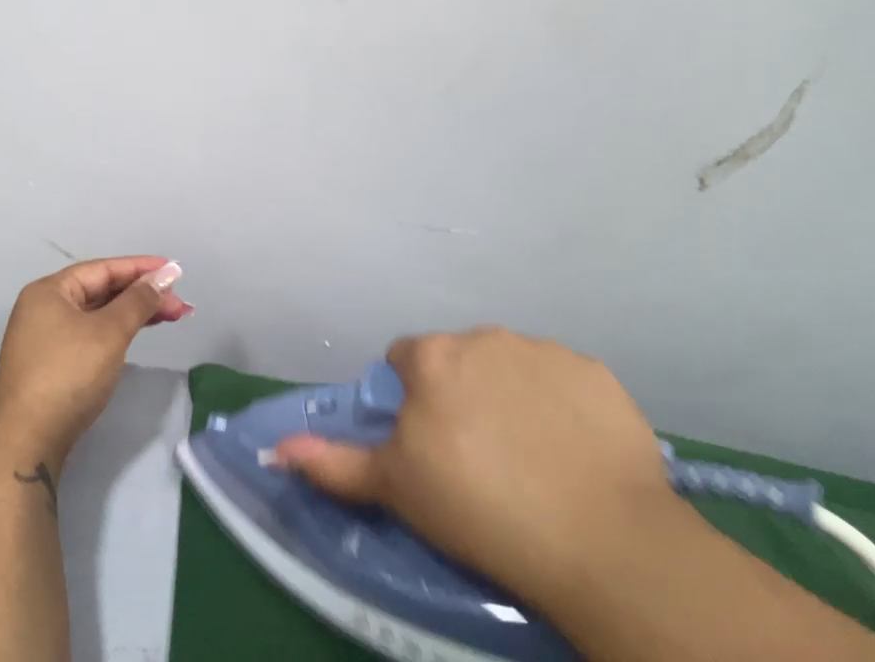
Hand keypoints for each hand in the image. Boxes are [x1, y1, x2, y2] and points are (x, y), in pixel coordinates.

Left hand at [0, 257, 190, 467]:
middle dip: (142, 294)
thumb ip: (138, 301)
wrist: (27, 438)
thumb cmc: (69, 374)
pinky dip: (117, 332)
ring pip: (98, 315)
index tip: (175, 271)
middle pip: (101, 291)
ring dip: (134, 314)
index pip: (102, 269)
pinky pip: (91, 335)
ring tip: (171, 317)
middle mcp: (44, 309)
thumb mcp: (109, 332)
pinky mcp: (52, 365)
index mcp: (49, 291)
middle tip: (180, 304)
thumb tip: (164, 275)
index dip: (141, 268)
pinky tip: (137, 335)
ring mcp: (46, 339)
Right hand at [272, 328, 682, 601]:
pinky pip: (565, 383)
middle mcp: (487, 337)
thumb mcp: (394, 488)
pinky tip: (571, 451)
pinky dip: (562, 407)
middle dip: (460, 393)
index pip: (404, 360)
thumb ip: (332, 462)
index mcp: (433, 357)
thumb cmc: (476, 507)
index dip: (410, 399)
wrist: (596, 536)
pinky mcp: (598, 374)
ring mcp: (547, 351)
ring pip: (513, 367)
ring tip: (528, 456)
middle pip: (460, 360)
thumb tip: (276, 448)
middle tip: (475, 454)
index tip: (426, 442)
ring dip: (510, 395)